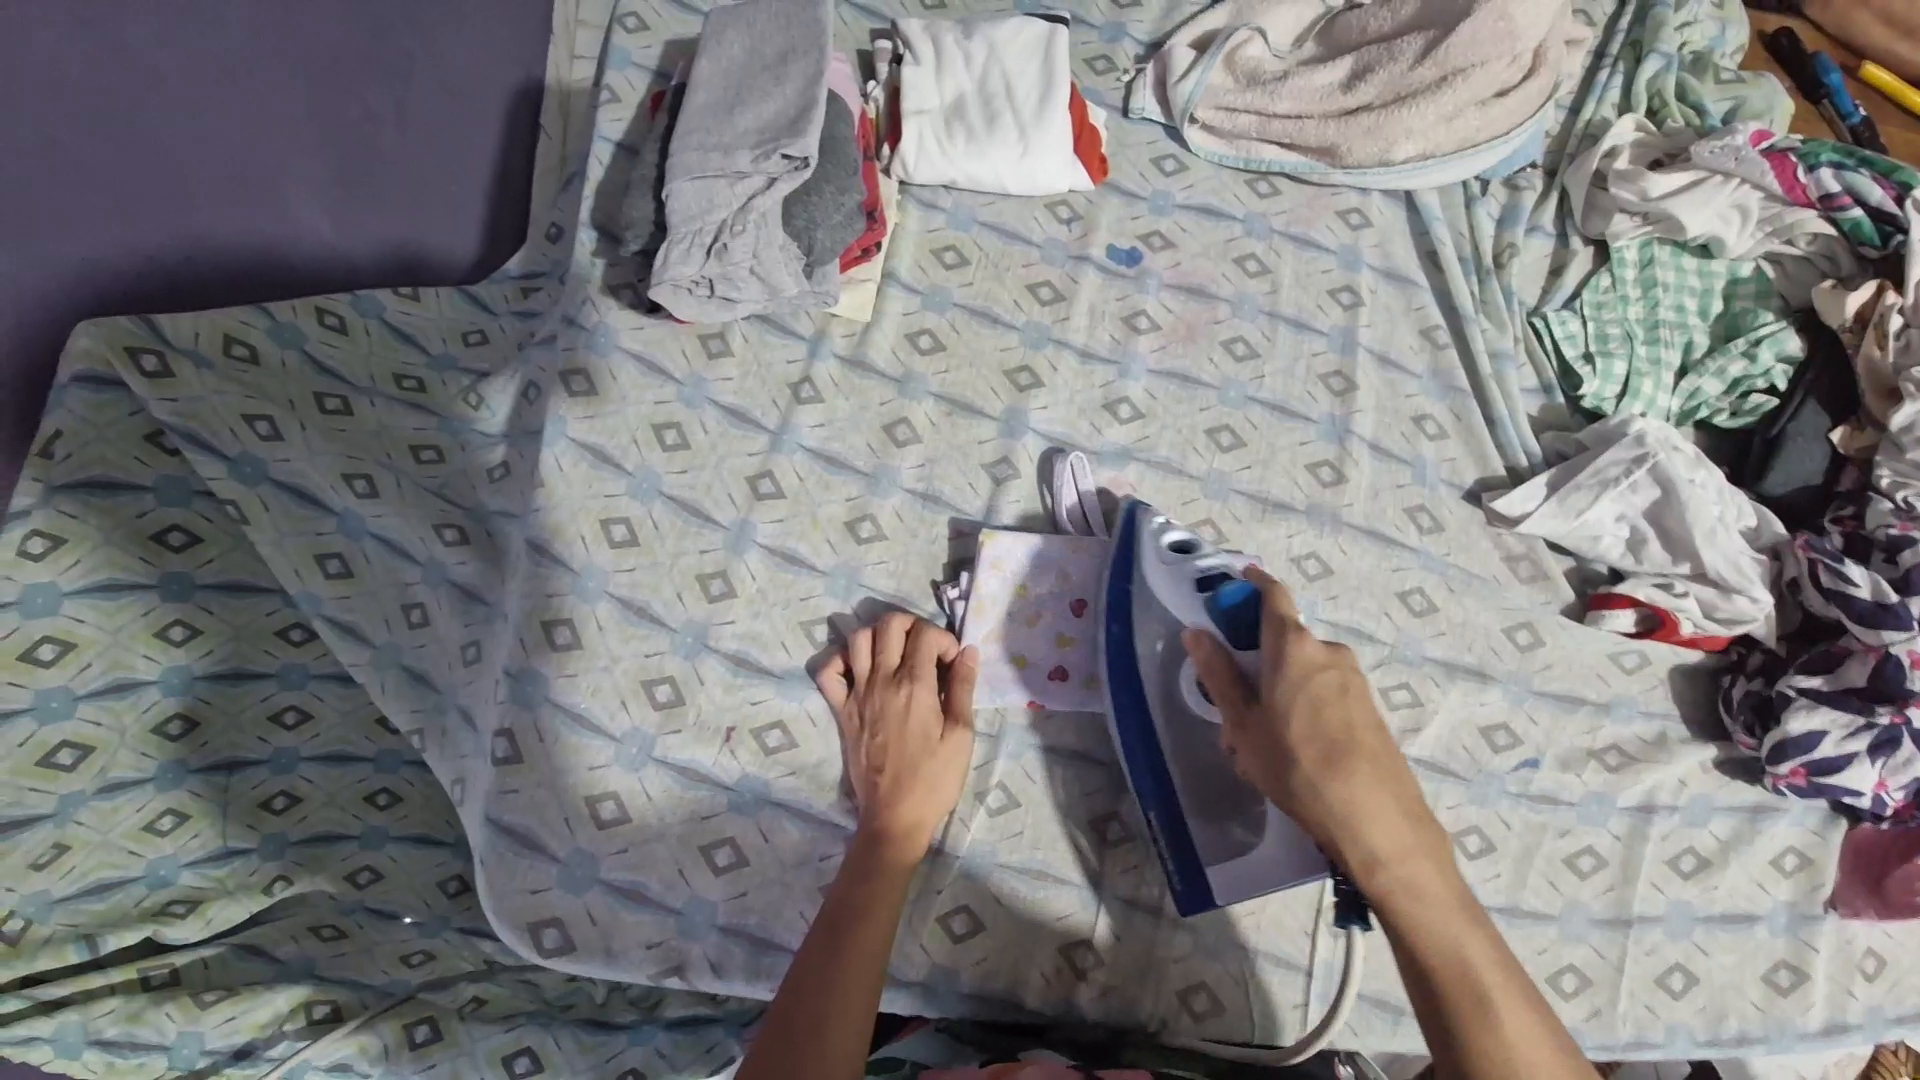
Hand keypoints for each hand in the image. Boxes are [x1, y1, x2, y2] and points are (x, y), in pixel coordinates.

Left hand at [815, 613, 978, 868]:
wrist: (895, 817)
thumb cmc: (935, 779)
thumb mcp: (962, 735)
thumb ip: (965, 688)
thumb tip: (969, 651)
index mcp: (915, 685)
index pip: (925, 633)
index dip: (944, 638)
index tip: (953, 661)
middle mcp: (882, 681)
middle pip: (889, 624)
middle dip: (912, 624)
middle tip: (926, 647)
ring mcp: (857, 694)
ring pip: (857, 638)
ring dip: (879, 635)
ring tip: (897, 652)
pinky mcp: (841, 710)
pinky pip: (828, 672)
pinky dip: (840, 660)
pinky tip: (860, 668)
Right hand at [1183, 566, 1449, 888]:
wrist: (1375, 819)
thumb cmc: (1295, 765)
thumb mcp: (1242, 723)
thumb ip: (1219, 673)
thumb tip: (1196, 632)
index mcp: (1293, 645)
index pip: (1272, 595)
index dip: (1253, 583)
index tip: (1236, 582)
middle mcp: (1327, 650)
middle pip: (1284, 640)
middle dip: (1256, 660)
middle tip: (1233, 703)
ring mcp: (1353, 679)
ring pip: (1303, 670)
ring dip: (1278, 689)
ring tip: (1259, 740)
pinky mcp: (1369, 707)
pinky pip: (1324, 691)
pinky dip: (1302, 705)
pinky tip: (1293, 750)